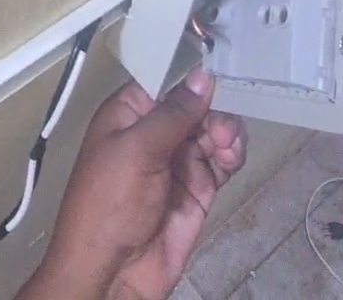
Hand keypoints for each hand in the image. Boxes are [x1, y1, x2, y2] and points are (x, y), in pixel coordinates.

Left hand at [20, 68, 247, 299]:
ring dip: (226, 131)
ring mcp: (178, 160)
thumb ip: (174, 113)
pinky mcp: (198, 188)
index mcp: (129, 113)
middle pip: (196, 104)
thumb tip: (202, 77)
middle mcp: (154, 131)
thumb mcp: (137, 150)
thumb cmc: (109, 203)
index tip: (221, 67)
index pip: (165, 80)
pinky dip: (233, 155)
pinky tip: (232, 156)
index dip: (192, 75)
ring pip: (213, 130)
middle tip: (222, 128)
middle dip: (214, 108)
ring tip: (227, 146)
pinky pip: (222, 160)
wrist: (112, 274)